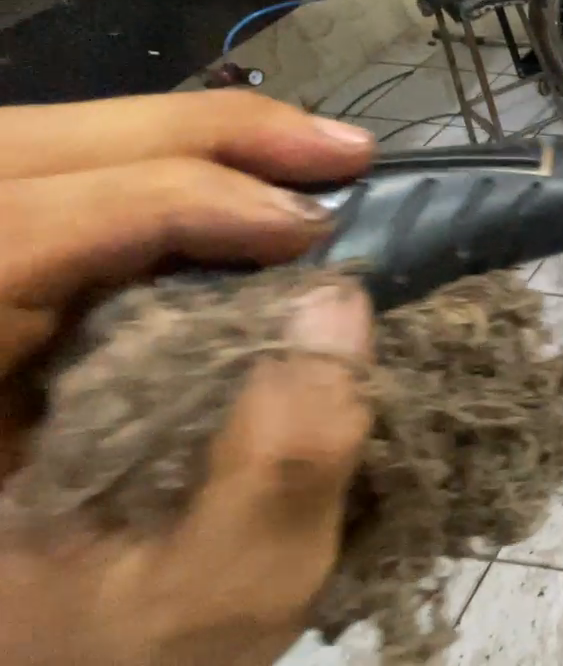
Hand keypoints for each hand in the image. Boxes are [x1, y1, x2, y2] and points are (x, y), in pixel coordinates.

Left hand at [0, 91, 378, 664]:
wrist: (94, 664)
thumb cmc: (136, 656)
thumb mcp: (220, 593)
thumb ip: (284, 461)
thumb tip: (340, 307)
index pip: (2, 238)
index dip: (164, 200)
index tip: (314, 225)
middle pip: (15, 165)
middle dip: (194, 138)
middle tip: (340, 154)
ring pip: (50, 166)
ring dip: (200, 146)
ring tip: (325, 161)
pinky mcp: (33, 321)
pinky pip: (95, 207)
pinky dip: (195, 181)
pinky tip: (275, 197)